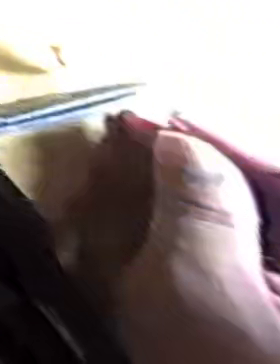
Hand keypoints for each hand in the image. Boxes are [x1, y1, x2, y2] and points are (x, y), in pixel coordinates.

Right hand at [114, 120, 279, 363]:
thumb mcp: (195, 282)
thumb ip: (198, 208)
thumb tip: (180, 141)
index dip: (225, 146)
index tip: (153, 117)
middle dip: (228, 166)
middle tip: (154, 135)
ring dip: (233, 194)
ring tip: (169, 164)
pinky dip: (245, 230)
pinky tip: (199, 214)